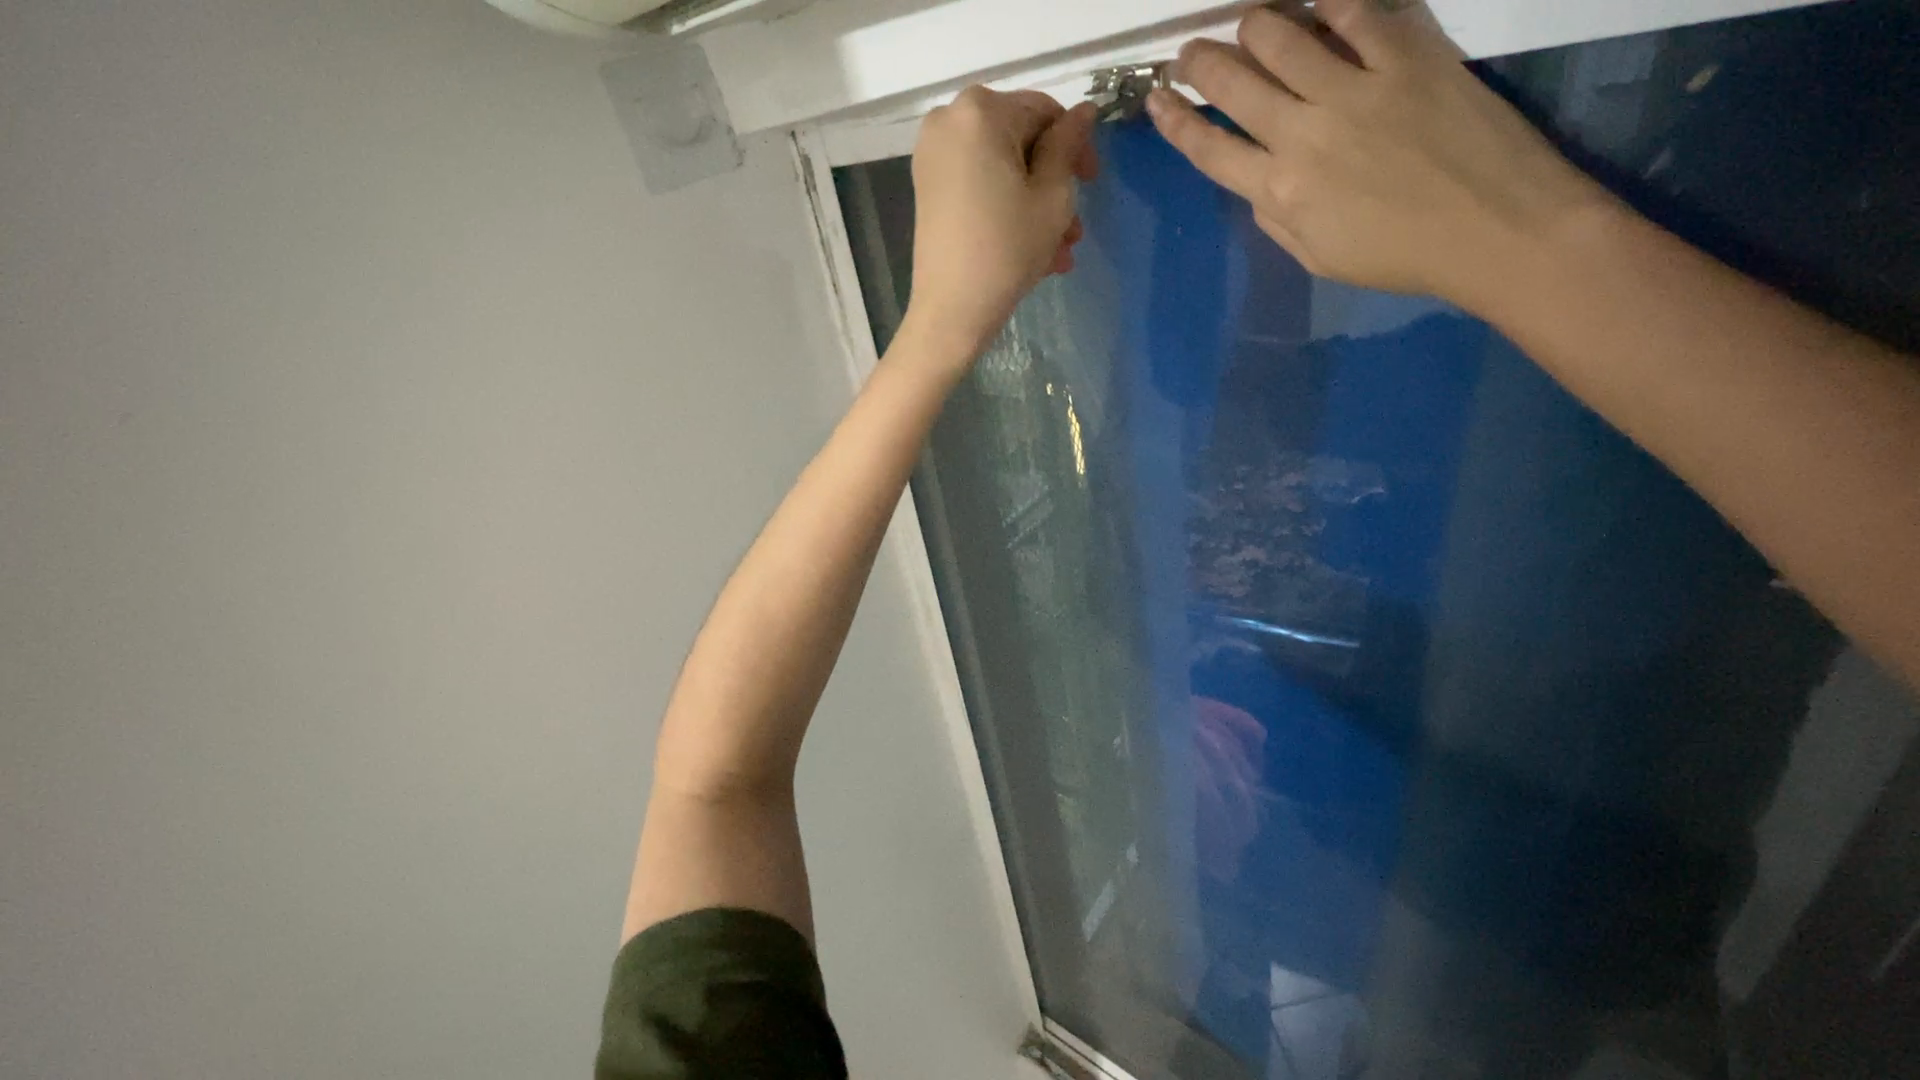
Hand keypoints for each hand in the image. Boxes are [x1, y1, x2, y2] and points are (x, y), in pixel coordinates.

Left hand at [903, 87, 1097, 358]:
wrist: (952, 308)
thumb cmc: (1008, 247)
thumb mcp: (1053, 194)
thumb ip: (1068, 144)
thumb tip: (1084, 110)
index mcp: (980, 111)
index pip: (1045, 111)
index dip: (1075, 144)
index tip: (1092, 182)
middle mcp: (949, 120)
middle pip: (1021, 139)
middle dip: (1053, 183)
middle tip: (1074, 229)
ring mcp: (933, 155)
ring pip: (1002, 168)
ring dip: (1035, 204)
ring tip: (1058, 251)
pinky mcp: (928, 186)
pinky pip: (980, 184)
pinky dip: (1006, 208)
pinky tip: (1032, 250)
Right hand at [1147, 0, 1612, 311]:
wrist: (1496, 230)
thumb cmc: (1402, 257)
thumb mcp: (1317, 258)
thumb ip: (1274, 217)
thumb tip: (1255, 179)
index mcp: (1278, 190)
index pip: (1207, 147)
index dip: (1174, 119)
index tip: (1156, 97)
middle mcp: (1303, 133)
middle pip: (1231, 82)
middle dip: (1200, 61)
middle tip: (1195, 53)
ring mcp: (1354, 89)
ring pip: (1279, 34)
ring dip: (1256, 26)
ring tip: (1256, 27)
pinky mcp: (1407, 56)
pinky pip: (1356, 11)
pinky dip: (1331, 4)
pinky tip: (1322, 7)